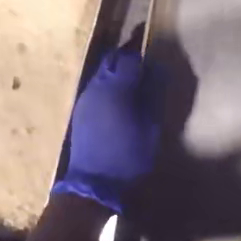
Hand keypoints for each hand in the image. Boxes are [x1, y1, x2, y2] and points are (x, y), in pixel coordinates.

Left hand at [52, 45, 161, 212]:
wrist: (93, 182)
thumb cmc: (129, 156)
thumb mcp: (151, 127)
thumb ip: (154, 95)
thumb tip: (159, 71)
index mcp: (117, 88)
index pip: (130, 59)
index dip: (144, 57)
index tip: (156, 64)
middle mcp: (97, 87)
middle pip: (111, 60)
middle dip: (128, 59)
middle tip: (145, 70)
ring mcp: (85, 97)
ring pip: (101, 72)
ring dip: (116, 72)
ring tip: (133, 85)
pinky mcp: (80, 110)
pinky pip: (95, 86)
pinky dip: (108, 85)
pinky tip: (118, 100)